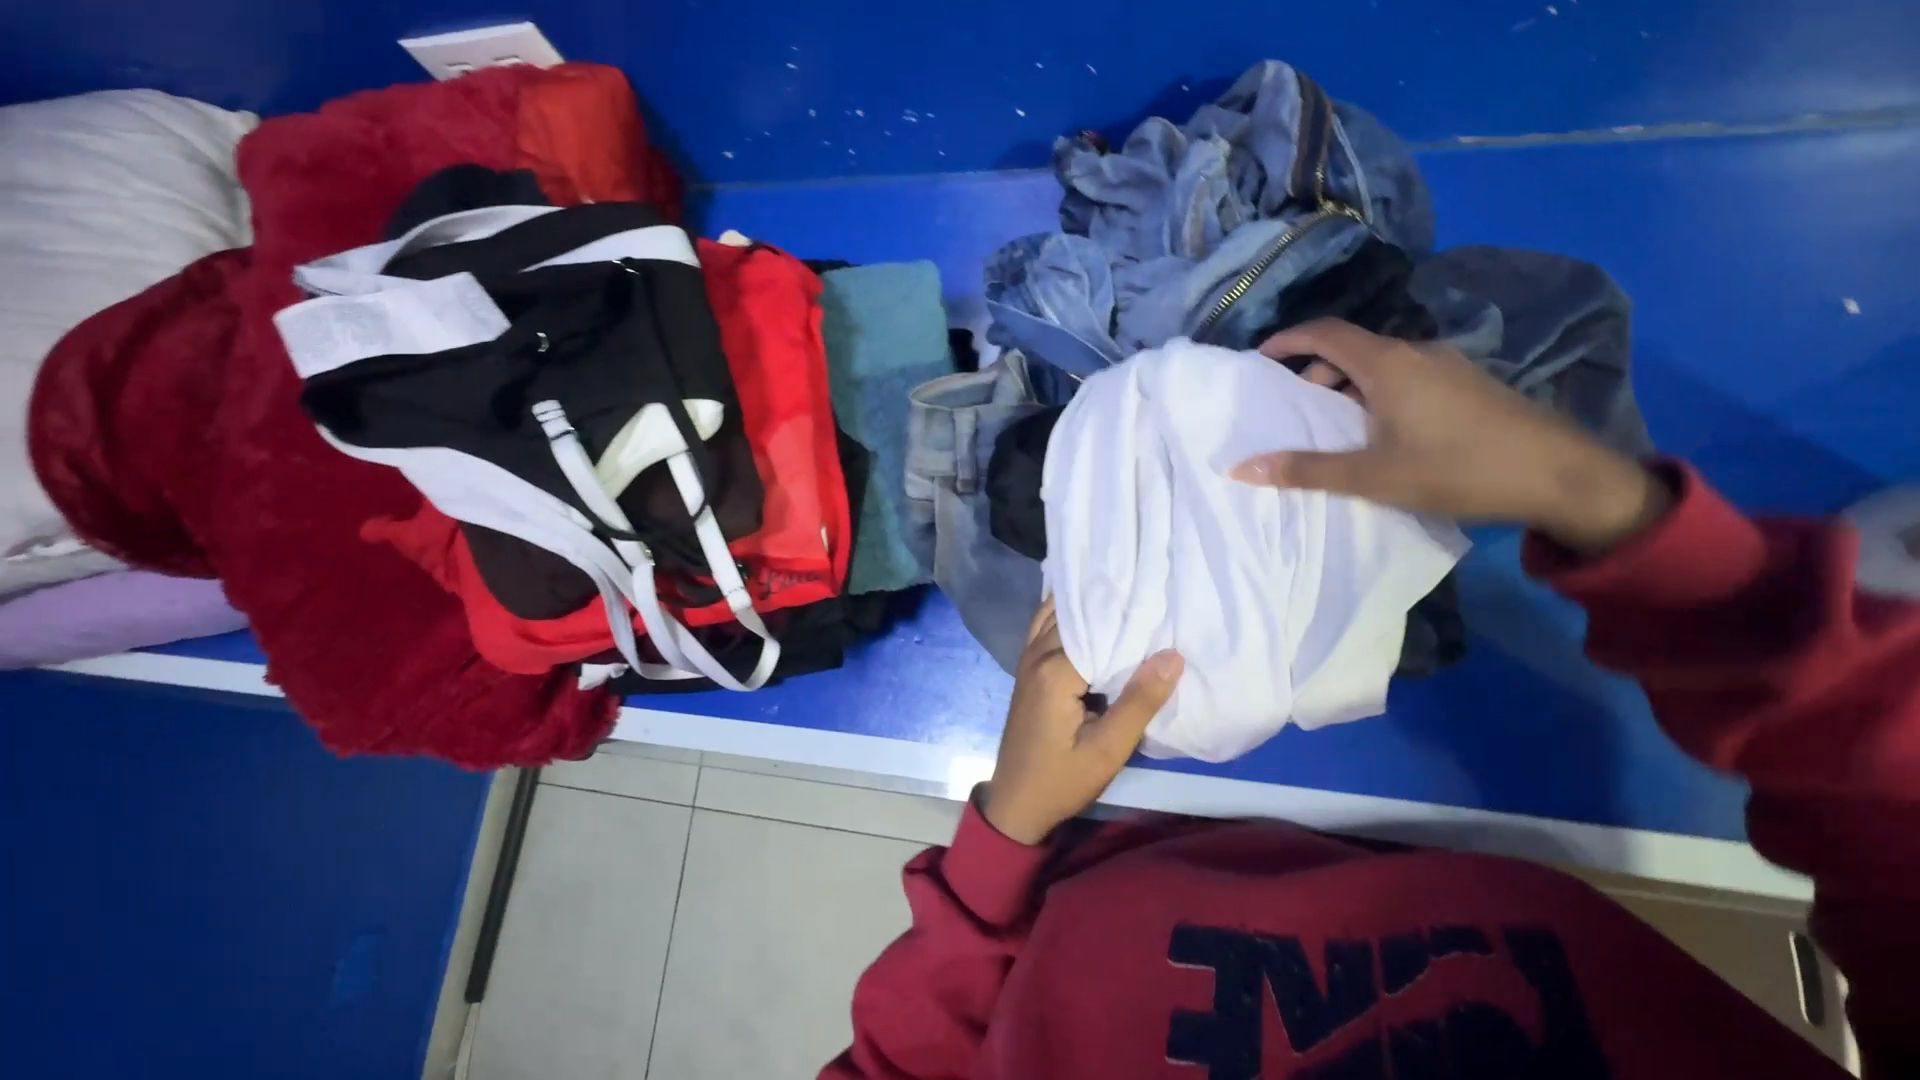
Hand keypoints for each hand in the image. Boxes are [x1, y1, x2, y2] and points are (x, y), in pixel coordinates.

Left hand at [981, 602, 1183, 844]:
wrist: (1017, 803)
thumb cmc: (1062, 780)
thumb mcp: (1108, 749)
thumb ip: (1139, 702)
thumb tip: (1173, 656)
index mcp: (1054, 671)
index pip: (1098, 626)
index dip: (1130, 616)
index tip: (1162, 601)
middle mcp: (1036, 656)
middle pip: (1077, 617)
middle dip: (1111, 605)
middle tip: (1152, 592)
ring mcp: (1027, 661)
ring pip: (1058, 618)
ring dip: (1089, 608)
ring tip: (1128, 596)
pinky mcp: (1027, 671)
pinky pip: (1045, 630)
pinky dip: (1067, 618)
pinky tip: (1093, 616)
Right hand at [1232, 319, 1669, 552]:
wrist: (1560, 475)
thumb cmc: (1457, 469)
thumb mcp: (1373, 476)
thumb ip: (1307, 469)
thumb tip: (1243, 467)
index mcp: (1388, 363)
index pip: (1325, 332)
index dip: (1287, 339)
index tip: (1260, 359)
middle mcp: (1416, 352)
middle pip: (1351, 347)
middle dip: (1315, 370)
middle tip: (1294, 407)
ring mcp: (1448, 365)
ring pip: (1381, 363)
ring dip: (1348, 385)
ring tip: (1334, 426)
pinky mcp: (1468, 384)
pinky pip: (1407, 376)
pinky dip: (1378, 392)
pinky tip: (1383, 432)